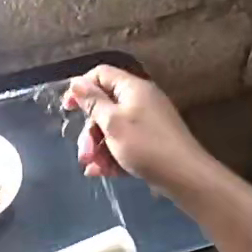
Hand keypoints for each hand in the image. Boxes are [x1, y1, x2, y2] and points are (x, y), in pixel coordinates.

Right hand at [62, 66, 217, 193]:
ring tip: (93, 168)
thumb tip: (76, 82)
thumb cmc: (146, 146)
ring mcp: (146, 122)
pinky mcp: (149, 142)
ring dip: (98, 148)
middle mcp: (140, 100)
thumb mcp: (112, 123)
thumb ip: (93, 102)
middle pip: (103, 107)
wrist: (184, 176)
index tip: (67, 108)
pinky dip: (111, 156)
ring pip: (111, 129)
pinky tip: (103, 172)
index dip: (81, 88)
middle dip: (89, 132)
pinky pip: (123, 144)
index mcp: (132, 88)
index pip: (100, 75)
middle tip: (84, 153)